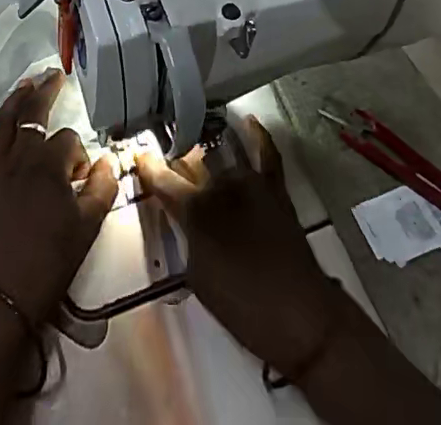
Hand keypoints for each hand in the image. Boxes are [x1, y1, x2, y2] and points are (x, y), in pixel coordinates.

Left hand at [0, 67, 117, 325]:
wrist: (5, 294)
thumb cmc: (52, 260)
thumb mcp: (88, 227)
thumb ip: (102, 188)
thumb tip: (107, 162)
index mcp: (46, 165)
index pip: (68, 140)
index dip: (79, 152)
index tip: (83, 173)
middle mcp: (15, 158)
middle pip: (29, 115)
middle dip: (44, 92)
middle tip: (52, 74)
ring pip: (0, 125)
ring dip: (13, 103)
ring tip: (24, 86)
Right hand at [135, 117, 347, 379]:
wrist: (303, 319)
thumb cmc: (241, 304)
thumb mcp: (196, 274)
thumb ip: (184, 235)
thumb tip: (180, 215)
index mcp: (194, 209)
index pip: (159, 177)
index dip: (145, 165)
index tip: (137, 156)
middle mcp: (220, 187)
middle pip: (188, 157)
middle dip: (172, 152)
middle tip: (162, 150)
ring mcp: (250, 184)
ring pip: (221, 148)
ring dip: (204, 139)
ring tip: (191, 128)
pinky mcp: (275, 189)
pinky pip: (266, 153)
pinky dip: (257, 135)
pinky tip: (246, 121)